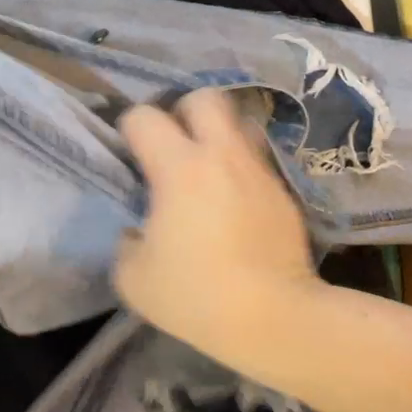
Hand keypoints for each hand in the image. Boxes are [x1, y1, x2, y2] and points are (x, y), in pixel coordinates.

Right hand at [114, 89, 317, 342]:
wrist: (274, 313)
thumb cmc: (196, 296)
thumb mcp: (134, 276)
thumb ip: (129, 238)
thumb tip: (140, 228)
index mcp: (180, 168)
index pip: (145, 117)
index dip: (130, 129)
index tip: (129, 155)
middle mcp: (224, 156)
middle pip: (205, 98)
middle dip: (183, 111)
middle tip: (174, 146)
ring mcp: (259, 170)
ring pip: (240, 123)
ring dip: (219, 136)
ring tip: (208, 168)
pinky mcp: (283, 191)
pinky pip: (258, 160)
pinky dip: (241, 168)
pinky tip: (234, 200)